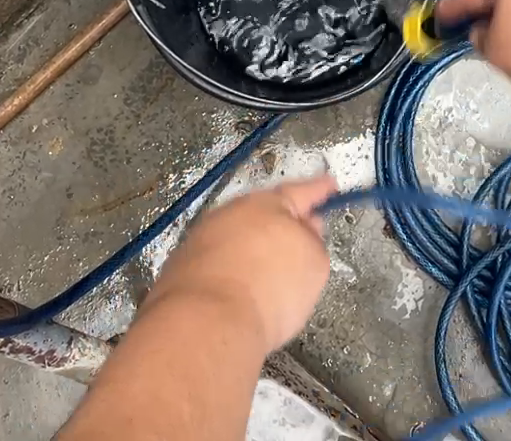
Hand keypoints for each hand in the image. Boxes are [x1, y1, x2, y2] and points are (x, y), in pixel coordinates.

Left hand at [142, 177, 335, 354]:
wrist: (203, 325)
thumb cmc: (269, 287)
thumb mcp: (313, 264)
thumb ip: (315, 241)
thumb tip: (307, 230)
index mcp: (268, 203)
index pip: (302, 191)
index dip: (320, 190)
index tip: (331, 185)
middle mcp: (232, 213)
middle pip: (264, 213)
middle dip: (283, 223)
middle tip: (302, 236)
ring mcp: (201, 240)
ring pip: (237, 238)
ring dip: (254, 249)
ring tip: (271, 276)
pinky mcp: (179, 271)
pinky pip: (217, 265)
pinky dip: (231, 274)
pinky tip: (241, 295)